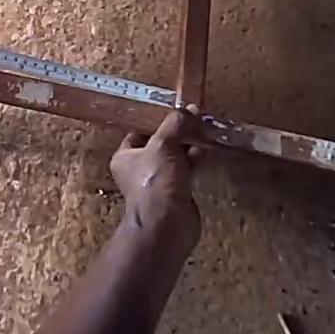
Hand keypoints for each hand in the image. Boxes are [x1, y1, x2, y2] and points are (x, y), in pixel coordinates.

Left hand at [108, 111, 201, 238]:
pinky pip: (187, 170)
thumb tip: (190, 109)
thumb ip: (175, 124)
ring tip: (206, 128)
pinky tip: (210, 147)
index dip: (156, 119)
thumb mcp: (163, 144)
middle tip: (196, 116)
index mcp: (125, 156)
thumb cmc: (155, 181)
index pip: (139, 131)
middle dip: (177, 131)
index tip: (176, 108)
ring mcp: (159, 182)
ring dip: (189, 145)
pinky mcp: (177, 192)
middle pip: (160, 143)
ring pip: (175, 156)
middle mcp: (139, 169)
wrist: (167, 225)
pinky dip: (197, 159)